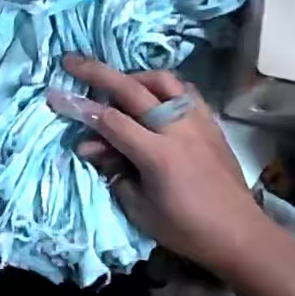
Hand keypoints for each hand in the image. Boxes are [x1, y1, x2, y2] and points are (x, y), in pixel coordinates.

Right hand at [46, 54, 283, 277]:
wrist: (240, 233)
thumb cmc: (187, 229)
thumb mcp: (141, 209)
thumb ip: (115, 172)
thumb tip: (88, 147)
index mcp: (158, 154)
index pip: (109, 121)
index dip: (79, 107)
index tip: (55, 96)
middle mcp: (177, 128)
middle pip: (131, 89)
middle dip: (97, 73)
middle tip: (72, 61)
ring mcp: (198, 121)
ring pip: (163, 81)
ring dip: (134, 76)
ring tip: (118, 82)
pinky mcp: (211, 122)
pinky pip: (184, 91)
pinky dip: (163, 86)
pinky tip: (154, 95)